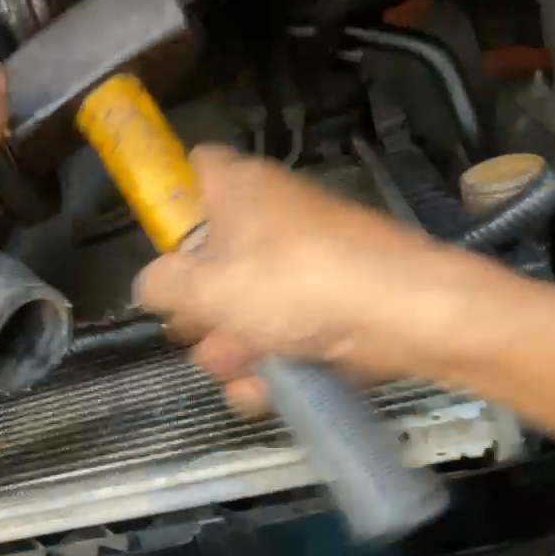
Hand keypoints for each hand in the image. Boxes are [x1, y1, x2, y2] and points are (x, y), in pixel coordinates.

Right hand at [134, 145, 493, 413]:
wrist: (405, 315)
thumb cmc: (296, 284)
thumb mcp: (205, 287)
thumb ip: (160, 284)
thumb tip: (150, 285)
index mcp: (238, 189)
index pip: (193, 169)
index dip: (170, 200)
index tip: (161, 244)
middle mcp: (267, 219)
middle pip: (208, 258)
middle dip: (197, 307)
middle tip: (196, 329)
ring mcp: (298, 264)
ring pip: (240, 307)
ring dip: (229, 348)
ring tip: (240, 369)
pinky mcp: (324, 304)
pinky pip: (276, 331)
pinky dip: (267, 362)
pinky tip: (266, 386)